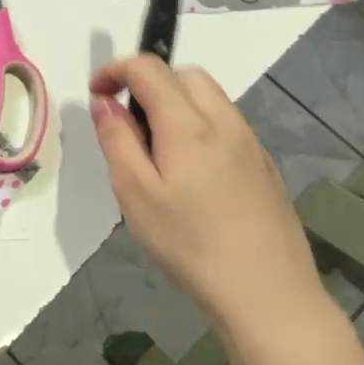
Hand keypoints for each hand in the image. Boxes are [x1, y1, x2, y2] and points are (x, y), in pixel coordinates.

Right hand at [89, 55, 331, 341]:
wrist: (268, 295)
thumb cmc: (189, 243)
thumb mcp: (133, 192)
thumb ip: (116, 139)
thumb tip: (104, 102)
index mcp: (189, 126)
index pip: (149, 69)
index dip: (114, 70)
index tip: (95, 96)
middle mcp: (225, 124)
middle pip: (185, 74)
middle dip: (147, 82)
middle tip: (125, 121)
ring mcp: (250, 145)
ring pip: (209, 98)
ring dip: (174, 103)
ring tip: (153, 149)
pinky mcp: (264, 167)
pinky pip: (226, 125)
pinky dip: (198, 125)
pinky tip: (187, 172)